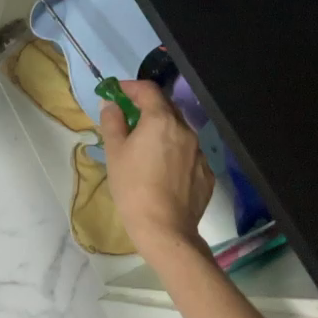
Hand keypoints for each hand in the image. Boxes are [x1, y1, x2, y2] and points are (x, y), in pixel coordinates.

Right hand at [99, 79, 215, 251]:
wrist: (165, 230)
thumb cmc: (133, 186)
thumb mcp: (114, 151)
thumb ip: (112, 121)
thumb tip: (111, 105)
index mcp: (161, 120)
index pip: (148, 90)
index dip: (131, 87)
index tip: (117, 93)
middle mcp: (185, 130)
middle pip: (166, 107)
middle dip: (147, 107)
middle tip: (129, 117)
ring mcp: (200, 153)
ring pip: (179, 130)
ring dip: (162, 129)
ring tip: (146, 146)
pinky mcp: (207, 174)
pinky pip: (188, 153)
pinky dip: (175, 151)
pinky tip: (163, 169)